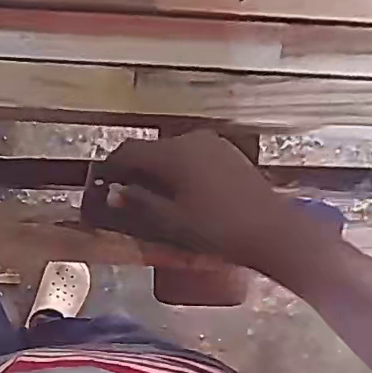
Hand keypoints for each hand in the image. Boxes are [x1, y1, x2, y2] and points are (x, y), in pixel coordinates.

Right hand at [96, 130, 343, 284]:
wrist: (273, 232)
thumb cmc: (217, 229)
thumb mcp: (170, 221)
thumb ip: (139, 203)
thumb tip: (112, 193)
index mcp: (174, 153)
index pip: (129, 151)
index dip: (110, 167)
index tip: (98, 184)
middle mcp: (192, 140)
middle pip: (150, 150)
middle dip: (132, 170)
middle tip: (119, 196)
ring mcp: (213, 145)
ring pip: (171, 153)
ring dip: (155, 171)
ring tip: (146, 198)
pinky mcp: (228, 154)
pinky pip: (190, 157)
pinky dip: (176, 172)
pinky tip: (175, 195)